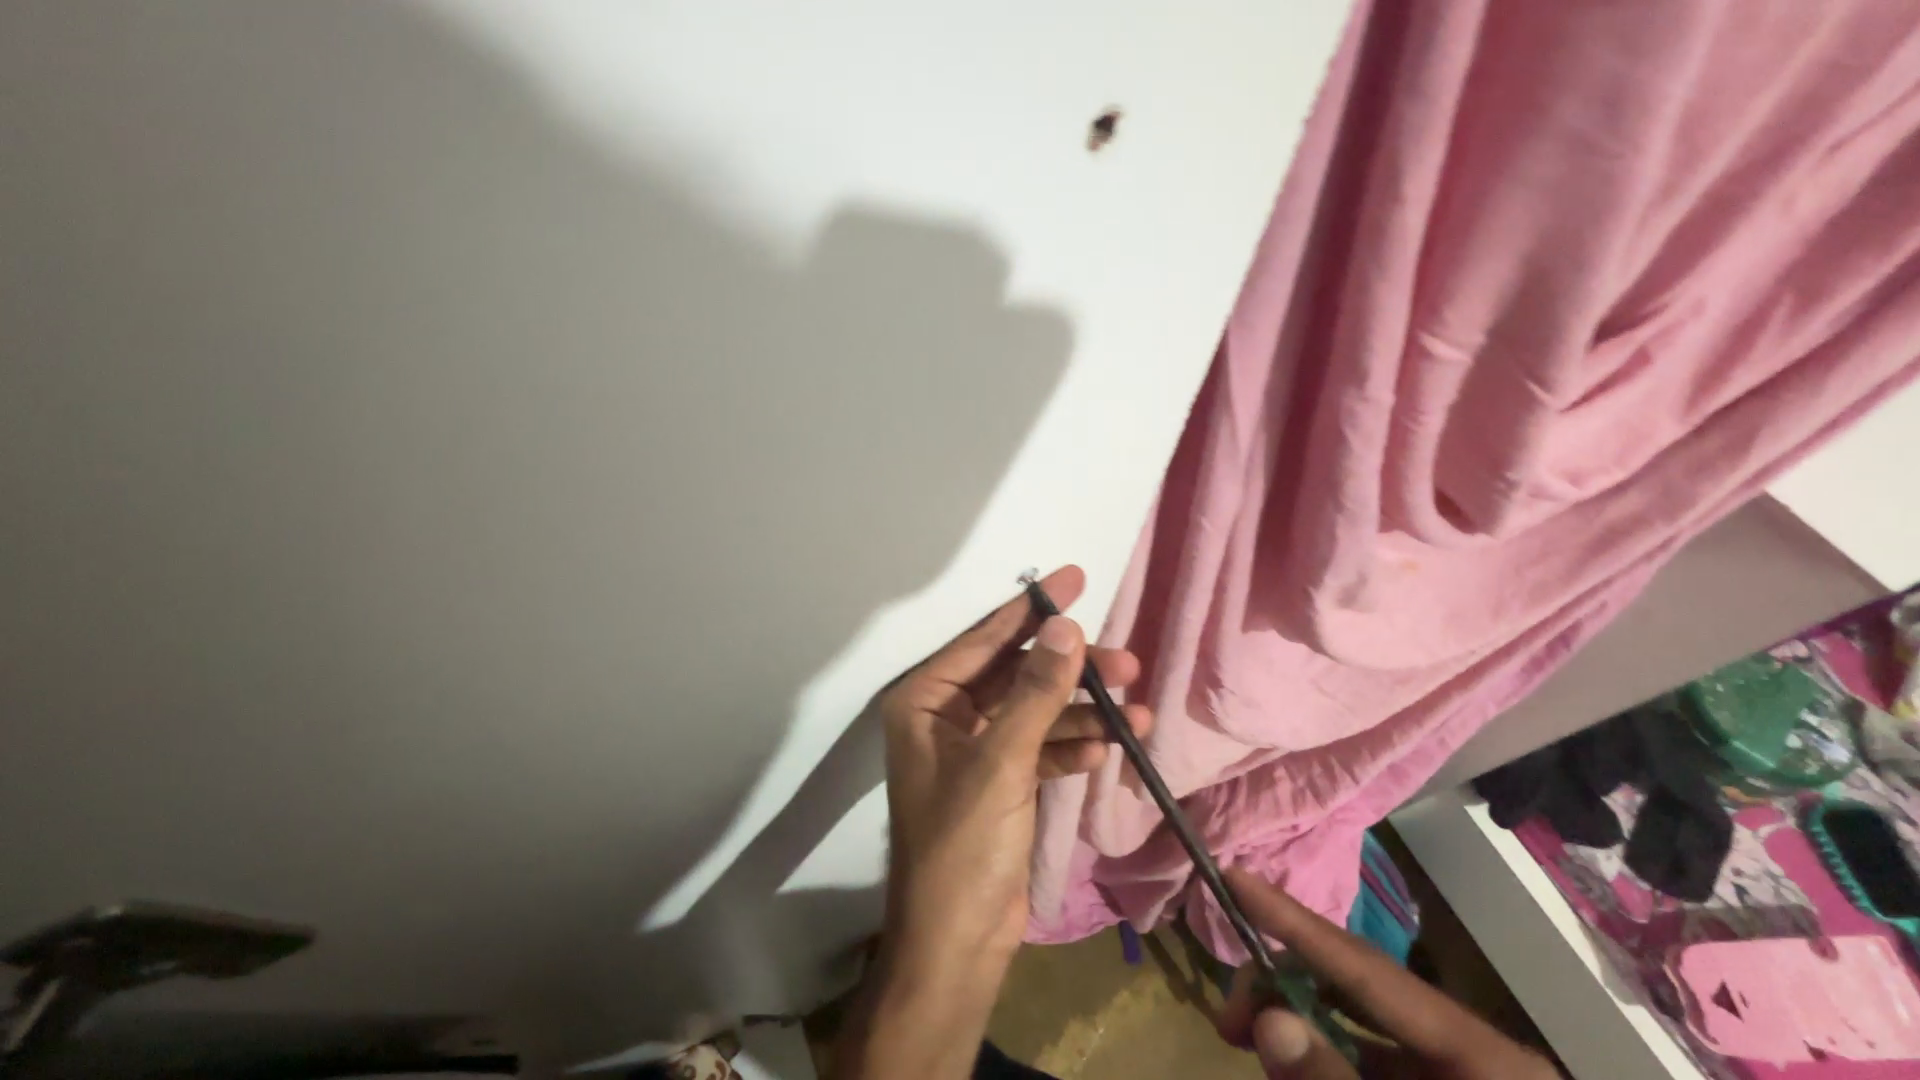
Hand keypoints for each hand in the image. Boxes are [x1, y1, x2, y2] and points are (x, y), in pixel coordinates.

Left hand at [836, 565, 1151, 1078]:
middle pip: (1018, 675)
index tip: (1076, 576)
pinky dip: (1073, 747)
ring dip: (1083, 712)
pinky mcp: (1001, 784)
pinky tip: (1109, 748)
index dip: (1032, 609)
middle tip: (1125, 663)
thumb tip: (1066, 627)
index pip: (985, 640)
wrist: (958, 943)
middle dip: (1071, 670)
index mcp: (925, 702)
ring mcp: (975, 752)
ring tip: (1136, 710)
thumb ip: (1036, 692)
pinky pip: (1042, 749)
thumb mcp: (1001, 761)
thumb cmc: (963, 845)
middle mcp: (946, 718)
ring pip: (1037, 712)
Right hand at [1216, 869, 1558, 1078]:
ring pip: (1364, 1029)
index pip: (1368, 971)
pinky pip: (1376, 1064)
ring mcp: (1465, 1077)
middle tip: (1226, 1019)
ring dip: (1304, 1025)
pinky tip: (1300, 1068)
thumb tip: (1265, 1017)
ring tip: (1249, 1039)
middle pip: (1363, 991)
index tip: (1234, 878)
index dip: (1295, 922)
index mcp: (1485, 1059)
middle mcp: (1476, 1054)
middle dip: (1287, 988)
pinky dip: (1332, 1061)